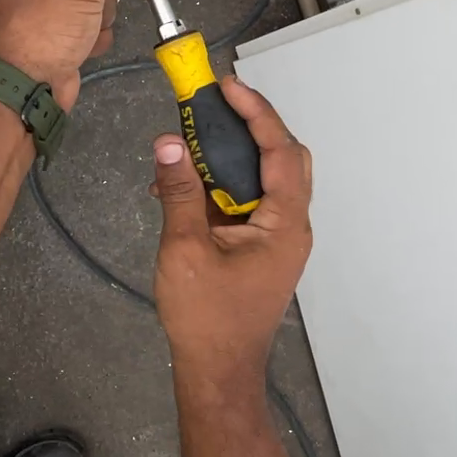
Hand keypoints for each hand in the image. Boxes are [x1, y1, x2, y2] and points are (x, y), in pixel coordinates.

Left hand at [0, 0, 173, 108]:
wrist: (29, 86)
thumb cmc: (38, 32)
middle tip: (95, 2)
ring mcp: (50, 9)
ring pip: (101, 0)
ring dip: (100, 15)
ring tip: (81, 28)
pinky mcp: (62, 34)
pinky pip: (96, 25)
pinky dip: (95, 36)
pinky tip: (80, 45)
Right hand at [149, 76, 312, 381]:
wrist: (217, 369)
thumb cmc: (205, 313)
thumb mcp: (184, 247)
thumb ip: (178, 191)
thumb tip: (167, 142)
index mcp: (284, 224)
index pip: (280, 152)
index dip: (256, 114)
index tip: (226, 87)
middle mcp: (289, 225)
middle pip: (283, 159)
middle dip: (250, 127)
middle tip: (212, 106)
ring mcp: (276, 238)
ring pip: (263, 179)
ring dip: (229, 156)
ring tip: (188, 142)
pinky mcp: (258, 248)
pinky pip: (244, 202)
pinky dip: (218, 184)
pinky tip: (181, 186)